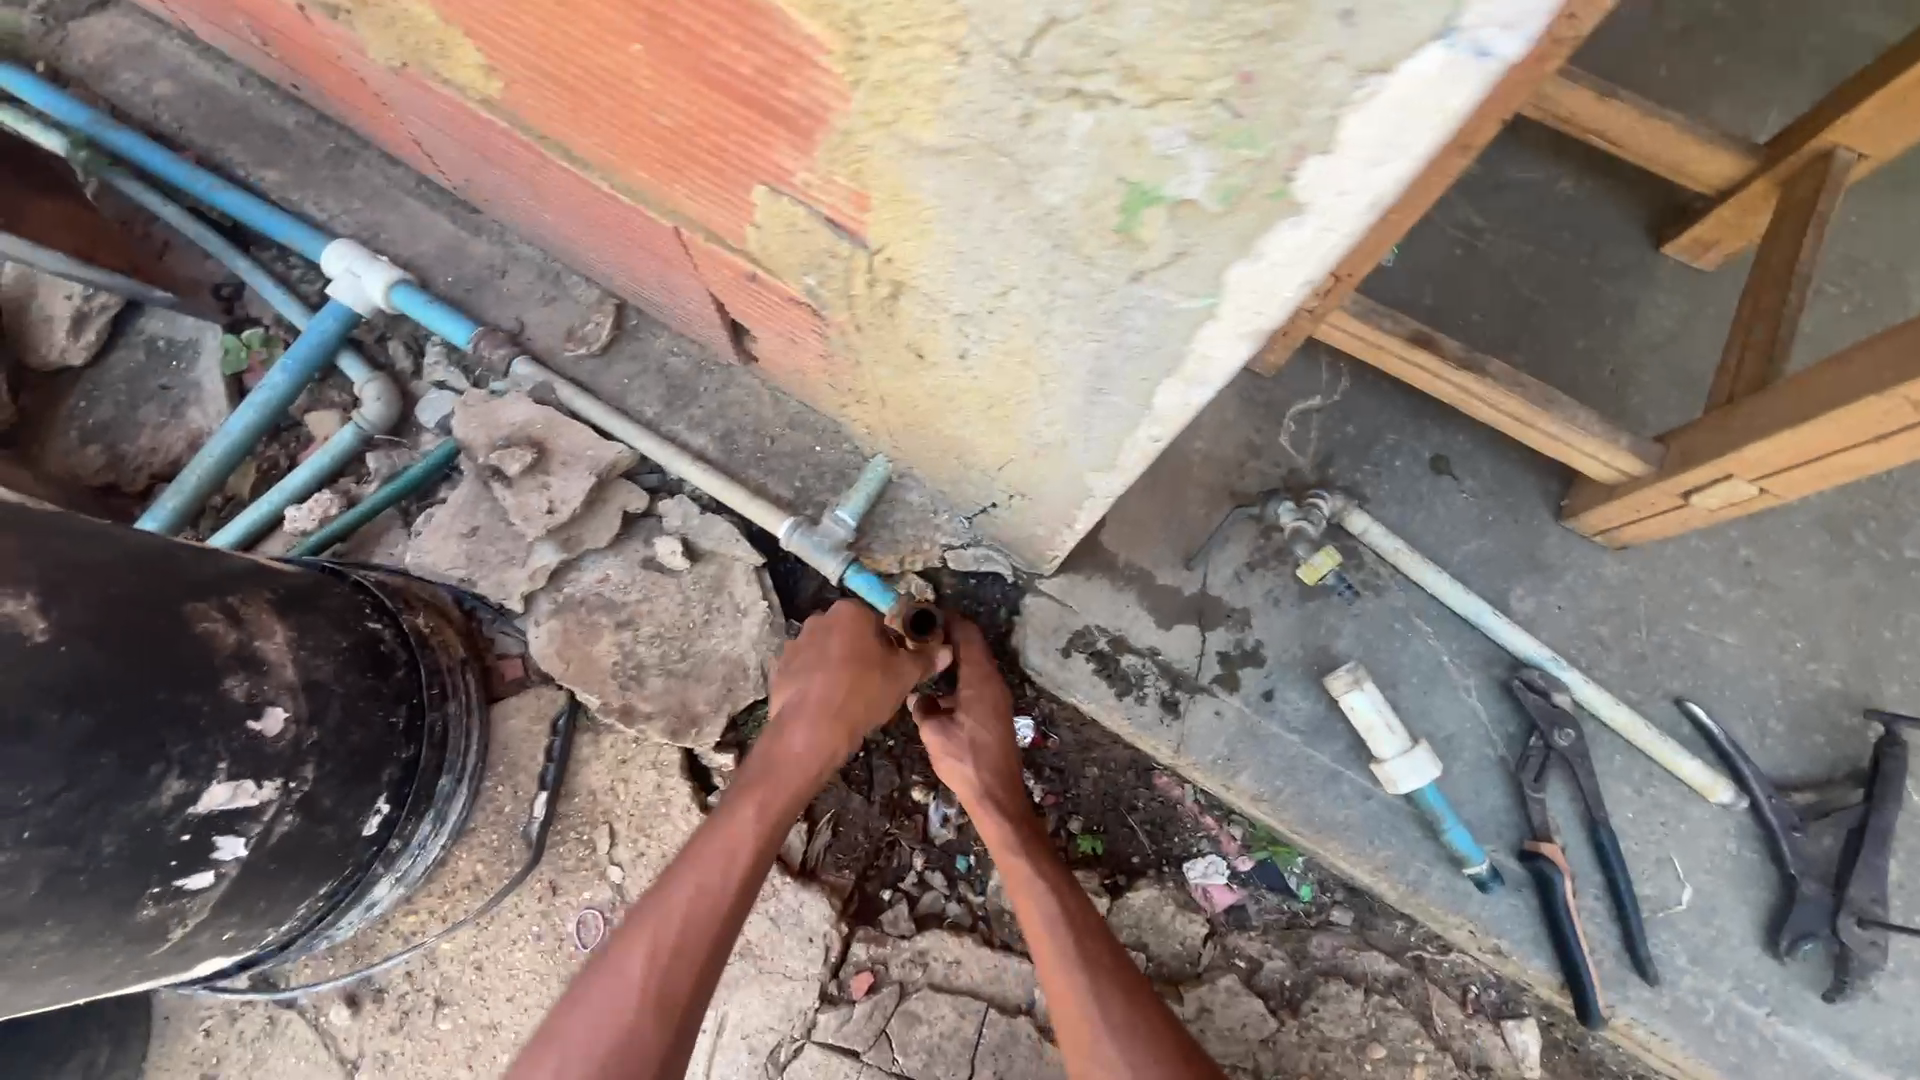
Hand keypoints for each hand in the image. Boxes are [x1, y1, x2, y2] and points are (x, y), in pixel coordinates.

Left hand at [765, 600, 949, 775]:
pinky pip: (807, 669)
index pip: (880, 617)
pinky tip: (828, 702)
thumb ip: (925, 659)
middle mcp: (820, 618)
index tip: (897, 661)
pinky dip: (817, 680)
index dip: (892, 640)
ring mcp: (796, 642)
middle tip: (878, 678)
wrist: (811, 729)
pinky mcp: (780, 667)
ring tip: (851, 694)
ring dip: (839, 664)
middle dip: (864, 650)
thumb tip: (947, 650)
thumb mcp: (904, 676)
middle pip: (851, 631)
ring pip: (827, 649)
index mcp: (851, 611)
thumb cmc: (863, 692)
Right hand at [910, 618, 1028, 825]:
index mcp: (980, 679)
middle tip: (920, 634)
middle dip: (949, 635)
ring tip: (925, 657)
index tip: (924, 615)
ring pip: (976, 664)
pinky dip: (960, 676)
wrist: (996, 793)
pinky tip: (938, 688)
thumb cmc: (964, 759)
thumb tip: (918, 696)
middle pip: (973, 645)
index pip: (967, 633)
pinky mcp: (996, 711)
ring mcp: (997, 697)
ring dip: (955, 657)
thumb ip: (924, 706)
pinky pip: (977, 681)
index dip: (948, 619)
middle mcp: (993, 681)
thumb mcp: (933, 731)